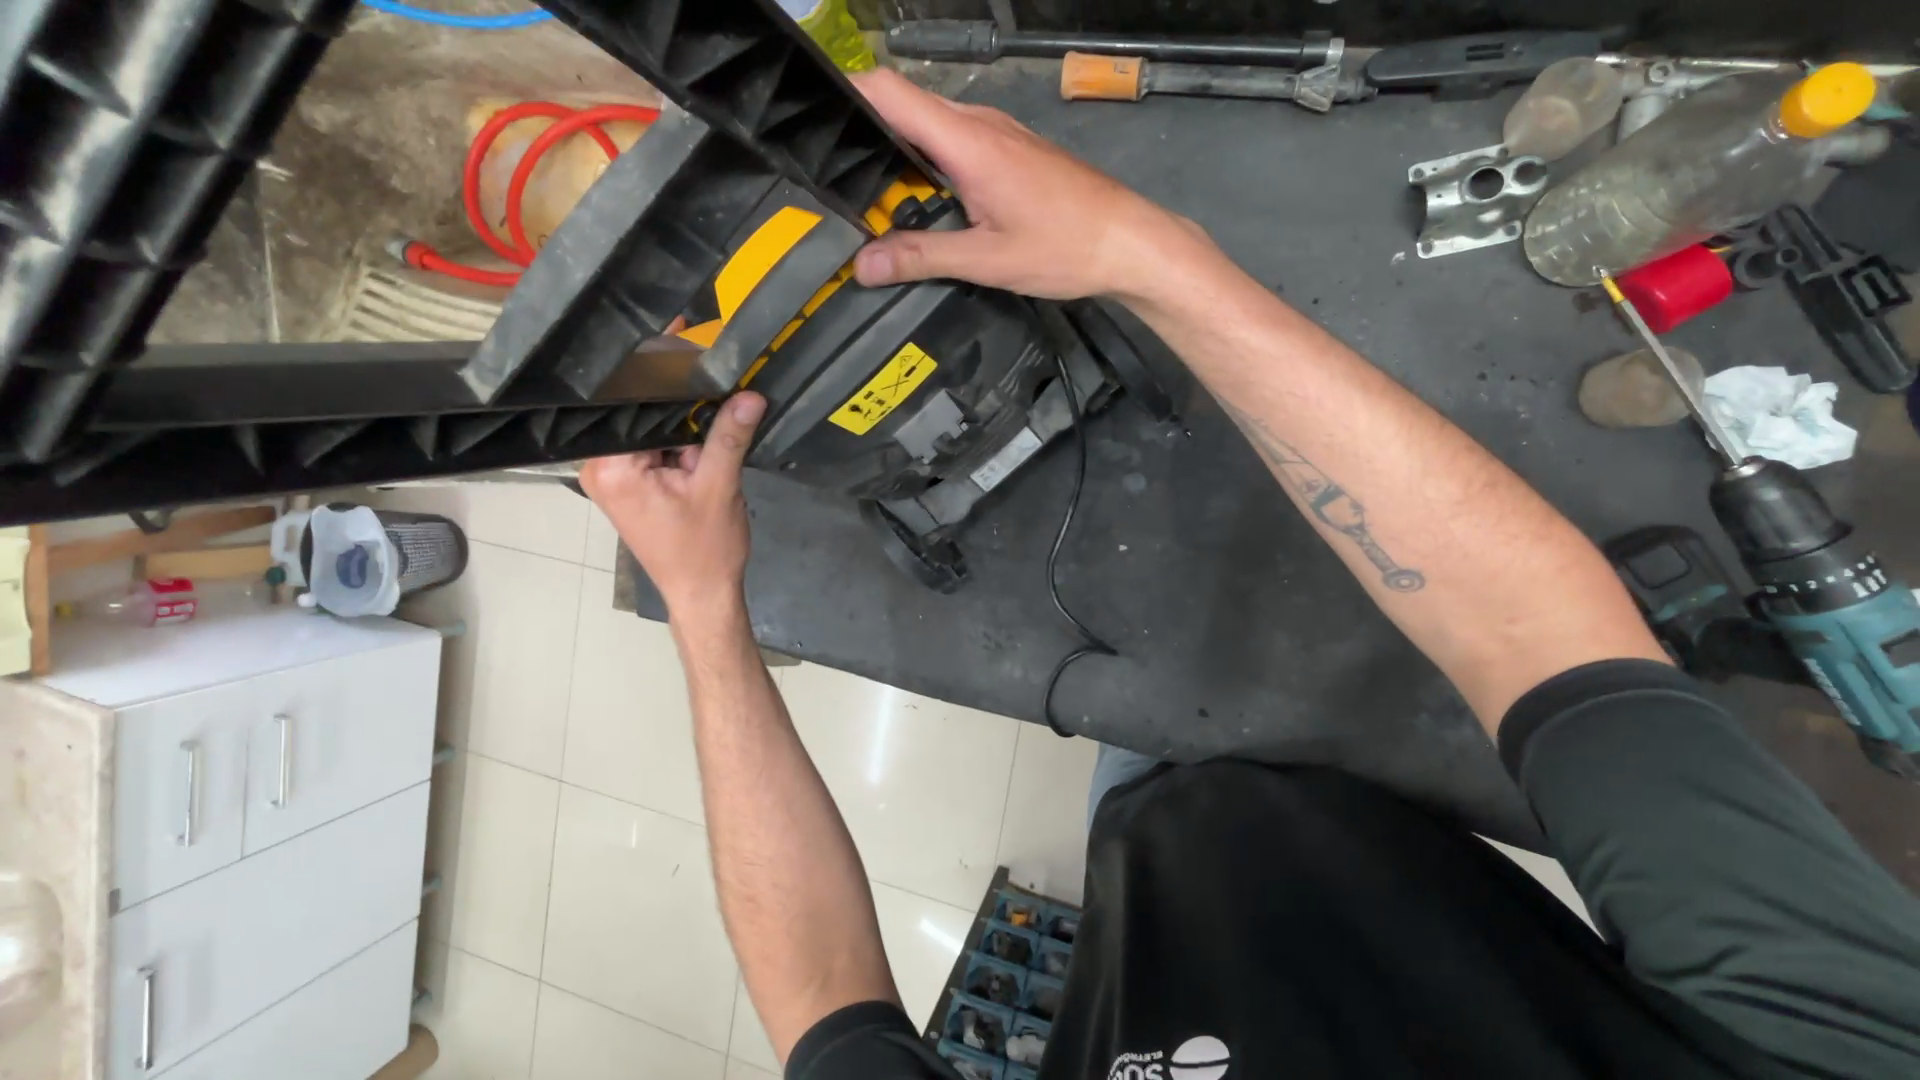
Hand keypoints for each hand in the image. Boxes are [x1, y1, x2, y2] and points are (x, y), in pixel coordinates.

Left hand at [579, 392, 765, 619]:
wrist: (703, 594)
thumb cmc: (705, 548)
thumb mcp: (720, 486)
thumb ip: (729, 436)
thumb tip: (750, 394)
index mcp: (611, 467)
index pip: (636, 408)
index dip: (672, 390)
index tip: (703, 375)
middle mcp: (599, 469)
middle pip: (642, 420)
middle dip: (680, 418)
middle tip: (715, 412)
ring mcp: (611, 480)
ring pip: (652, 435)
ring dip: (682, 436)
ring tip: (708, 436)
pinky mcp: (628, 488)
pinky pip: (653, 453)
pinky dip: (678, 452)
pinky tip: (698, 455)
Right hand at [850, 69, 1204, 301]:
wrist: (1129, 243)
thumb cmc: (1065, 247)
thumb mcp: (987, 260)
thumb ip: (922, 256)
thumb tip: (862, 265)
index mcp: (967, 140)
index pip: (890, 91)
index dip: (845, 95)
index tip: (812, 123)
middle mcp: (979, 124)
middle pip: (904, 109)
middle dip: (865, 140)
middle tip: (834, 187)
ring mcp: (998, 134)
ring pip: (930, 129)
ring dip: (899, 159)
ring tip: (871, 203)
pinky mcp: (1010, 151)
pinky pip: (955, 145)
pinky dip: (929, 168)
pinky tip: (923, 206)